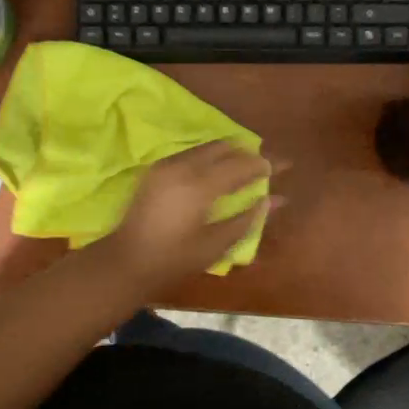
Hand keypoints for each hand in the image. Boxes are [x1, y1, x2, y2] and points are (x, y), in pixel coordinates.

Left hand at [95, 142, 279, 295]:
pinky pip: (189, 153)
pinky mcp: (155, 168)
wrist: (127, 260)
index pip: (239, 165)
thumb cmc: (175, 260)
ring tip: (244, 165)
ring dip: (227, 152)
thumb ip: (247, 219)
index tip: (280, 166)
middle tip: (264, 164)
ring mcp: (166, 164)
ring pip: (204, 148)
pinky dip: (208, 156)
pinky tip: (217, 169)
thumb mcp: (216, 245)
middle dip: (245, 153)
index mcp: (199, 185)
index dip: (262, 164)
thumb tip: (275, 200)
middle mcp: (182, 166)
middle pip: (222, 148)